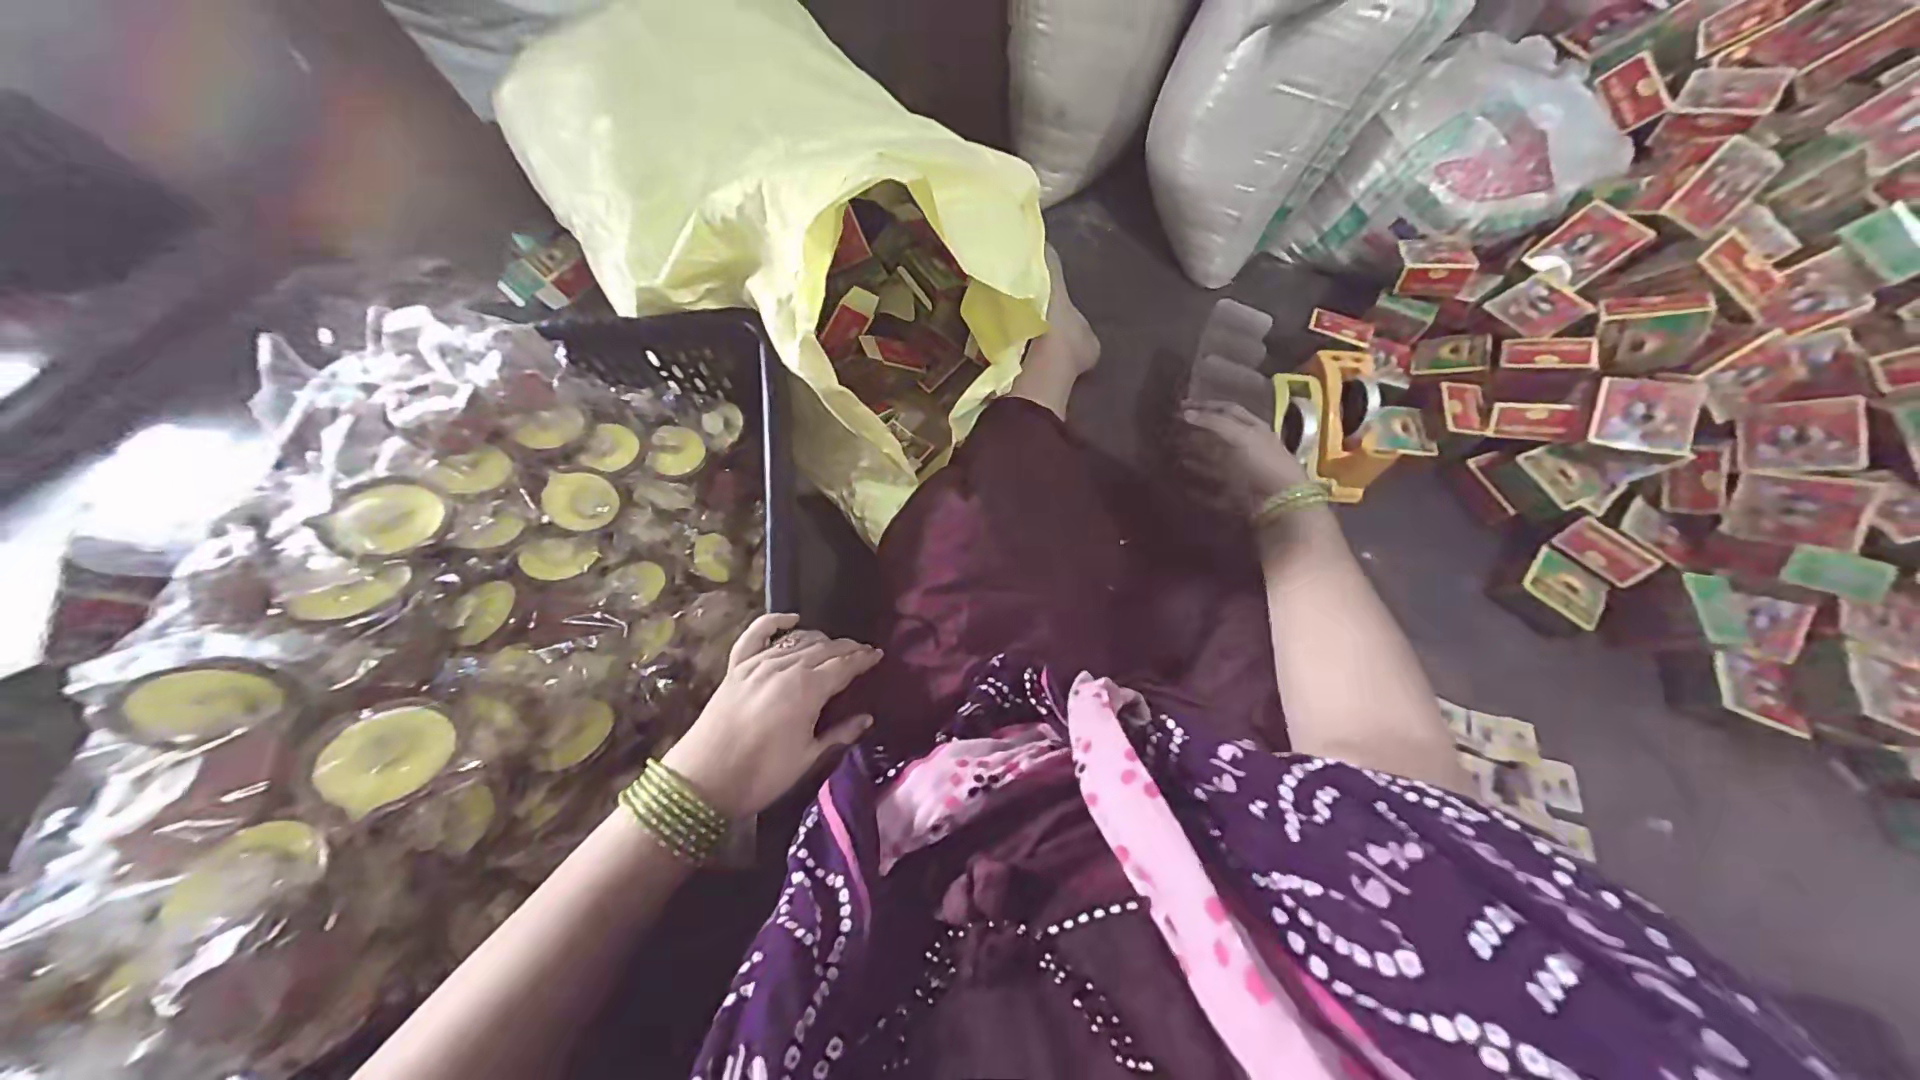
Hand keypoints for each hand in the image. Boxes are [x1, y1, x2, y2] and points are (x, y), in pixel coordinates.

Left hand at [662, 613, 880, 818]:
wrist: (701, 782)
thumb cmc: (761, 775)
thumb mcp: (807, 758)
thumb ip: (838, 734)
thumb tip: (866, 718)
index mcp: (807, 689)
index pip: (844, 666)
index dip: (863, 659)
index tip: (877, 655)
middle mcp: (785, 667)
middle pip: (824, 648)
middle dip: (847, 648)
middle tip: (862, 651)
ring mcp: (757, 664)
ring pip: (797, 641)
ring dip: (820, 640)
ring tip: (835, 646)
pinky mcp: (736, 668)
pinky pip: (756, 635)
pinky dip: (774, 622)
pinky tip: (791, 620)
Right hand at [1176, 400, 1311, 516]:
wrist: (1281, 500)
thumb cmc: (1264, 463)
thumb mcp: (1242, 436)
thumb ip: (1215, 423)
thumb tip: (1187, 413)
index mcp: (1254, 428)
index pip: (1227, 409)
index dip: (1206, 405)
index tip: (1183, 405)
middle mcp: (1248, 444)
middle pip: (1220, 431)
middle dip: (1199, 427)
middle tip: (1176, 424)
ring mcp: (1242, 467)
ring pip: (1216, 455)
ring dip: (1196, 450)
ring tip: (1177, 448)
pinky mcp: (1236, 488)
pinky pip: (1214, 481)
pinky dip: (1199, 479)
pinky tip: (1186, 478)